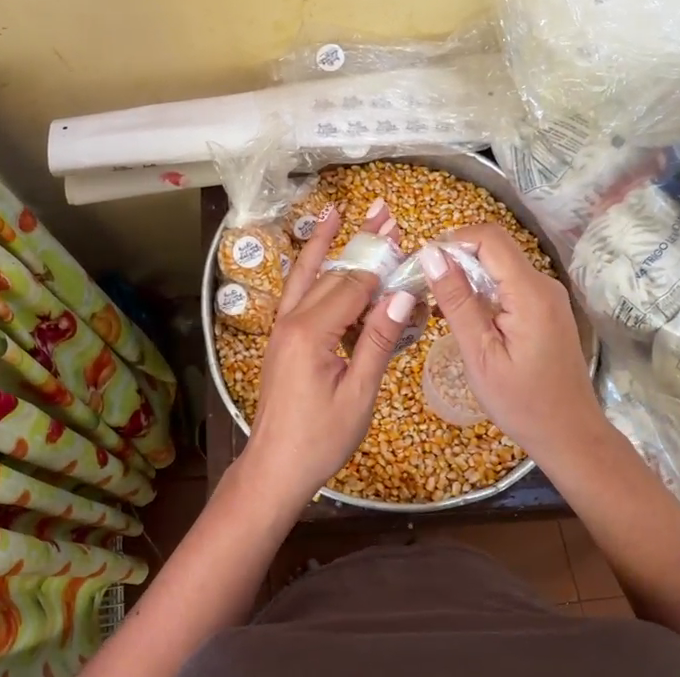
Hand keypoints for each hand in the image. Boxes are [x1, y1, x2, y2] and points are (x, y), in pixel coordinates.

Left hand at [241, 202, 414, 504]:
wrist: (274, 468)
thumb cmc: (320, 439)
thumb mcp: (358, 393)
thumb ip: (377, 340)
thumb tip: (403, 294)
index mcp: (310, 332)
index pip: (353, 286)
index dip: (382, 264)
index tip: (405, 240)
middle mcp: (291, 320)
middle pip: (332, 273)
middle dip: (361, 244)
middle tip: (385, 213)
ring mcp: (282, 327)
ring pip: (308, 276)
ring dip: (329, 245)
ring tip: (343, 213)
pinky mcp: (282, 337)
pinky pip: (299, 293)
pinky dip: (312, 269)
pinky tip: (321, 254)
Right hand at [422, 223, 602, 454]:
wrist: (570, 436)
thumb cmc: (522, 402)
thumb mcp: (480, 354)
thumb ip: (457, 300)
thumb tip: (431, 254)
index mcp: (530, 292)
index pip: (488, 237)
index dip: (452, 241)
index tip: (424, 267)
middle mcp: (543, 284)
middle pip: (494, 248)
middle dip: (455, 259)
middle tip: (425, 289)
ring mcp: (547, 296)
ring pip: (498, 265)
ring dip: (466, 277)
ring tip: (438, 307)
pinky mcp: (544, 308)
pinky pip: (507, 284)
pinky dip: (481, 292)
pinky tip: (463, 318)